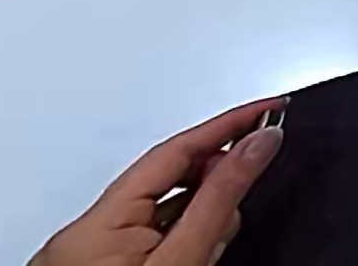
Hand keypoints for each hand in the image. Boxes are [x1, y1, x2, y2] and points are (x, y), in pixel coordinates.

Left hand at [31, 98, 284, 265]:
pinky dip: (186, 230)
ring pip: (164, 205)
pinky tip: (202, 248)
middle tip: (257, 173)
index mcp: (93, 226)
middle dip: (218, 175)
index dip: (231, 122)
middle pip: (169, 176)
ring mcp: (83, 258)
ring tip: (217, 239)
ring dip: (204, 209)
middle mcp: (80, 236)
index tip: (276, 106)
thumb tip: (265, 136)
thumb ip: (225, 192)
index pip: (176, 149)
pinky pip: (152, 231)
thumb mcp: (185, 257)